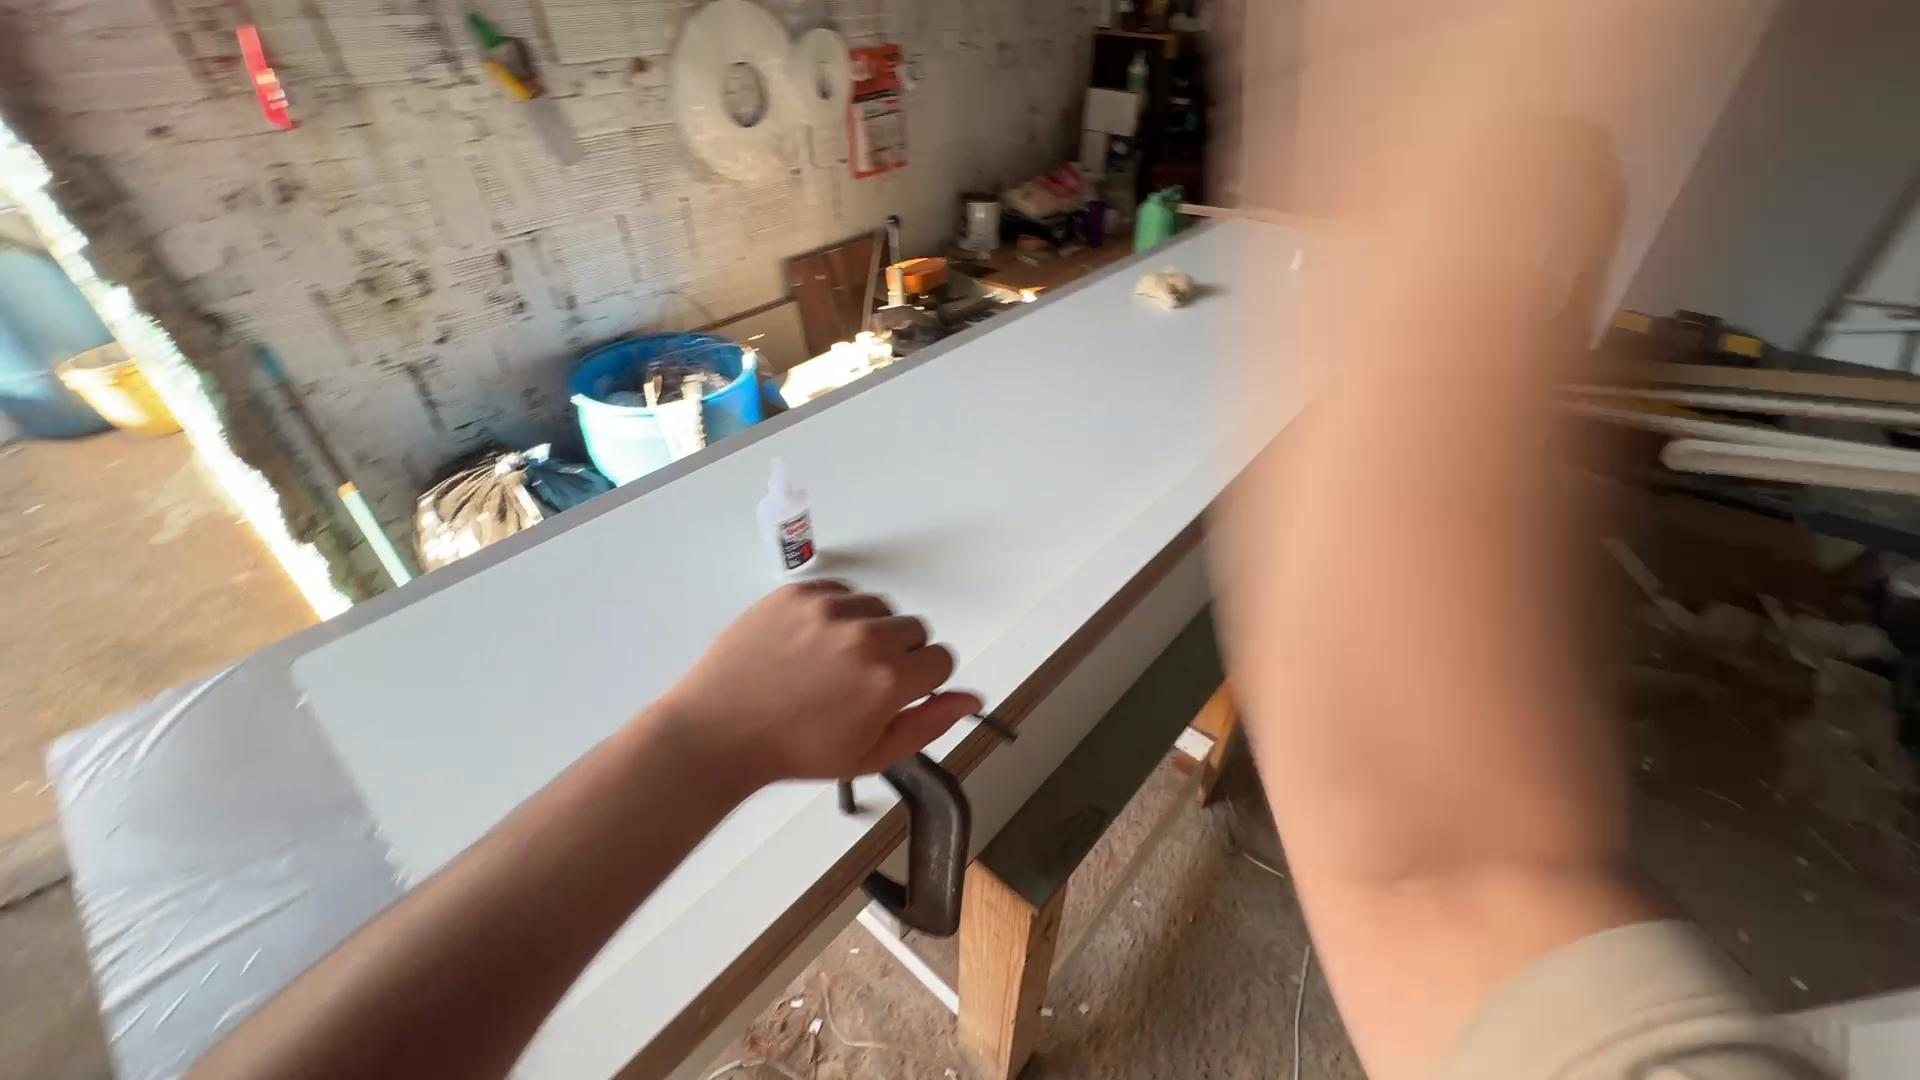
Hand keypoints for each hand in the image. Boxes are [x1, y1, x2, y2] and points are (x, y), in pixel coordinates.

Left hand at [653, 581, 980, 788]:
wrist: (720, 730)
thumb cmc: (795, 751)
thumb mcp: (870, 754)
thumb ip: (929, 724)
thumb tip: (972, 697)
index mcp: (888, 681)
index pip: (941, 660)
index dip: (920, 681)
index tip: (893, 694)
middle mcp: (865, 637)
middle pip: (914, 629)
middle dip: (898, 654)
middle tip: (858, 681)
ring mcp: (829, 610)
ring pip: (880, 607)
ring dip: (869, 629)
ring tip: (832, 661)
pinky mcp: (798, 593)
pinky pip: (842, 592)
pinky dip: (837, 613)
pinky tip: (811, 643)